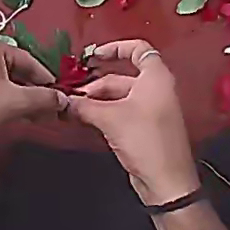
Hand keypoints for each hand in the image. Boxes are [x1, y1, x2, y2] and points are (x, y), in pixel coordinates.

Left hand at [0, 37, 64, 156]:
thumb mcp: (17, 103)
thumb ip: (45, 98)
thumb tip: (63, 99)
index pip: (29, 60)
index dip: (47, 79)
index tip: (60, 96)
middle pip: (17, 71)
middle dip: (35, 92)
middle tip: (50, 110)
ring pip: (6, 83)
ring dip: (23, 100)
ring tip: (37, 117)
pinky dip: (7, 103)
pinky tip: (17, 118)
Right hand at [64, 40, 200, 206]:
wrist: (166, 181)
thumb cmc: (145, 140)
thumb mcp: (110, 118)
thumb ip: (85, 106)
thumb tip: (64, 101)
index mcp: (155, 77)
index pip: (138, 49)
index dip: (115, 48)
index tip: (92, 56)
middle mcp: (155, 89)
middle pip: (121, 76)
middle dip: (95, 84)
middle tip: (71, 94)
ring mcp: (150, 109)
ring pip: (118, 95)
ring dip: (96, 100)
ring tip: (73, 108)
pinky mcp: (144, 127)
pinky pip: (120, 111)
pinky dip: (103, 112)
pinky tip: (84, 118)